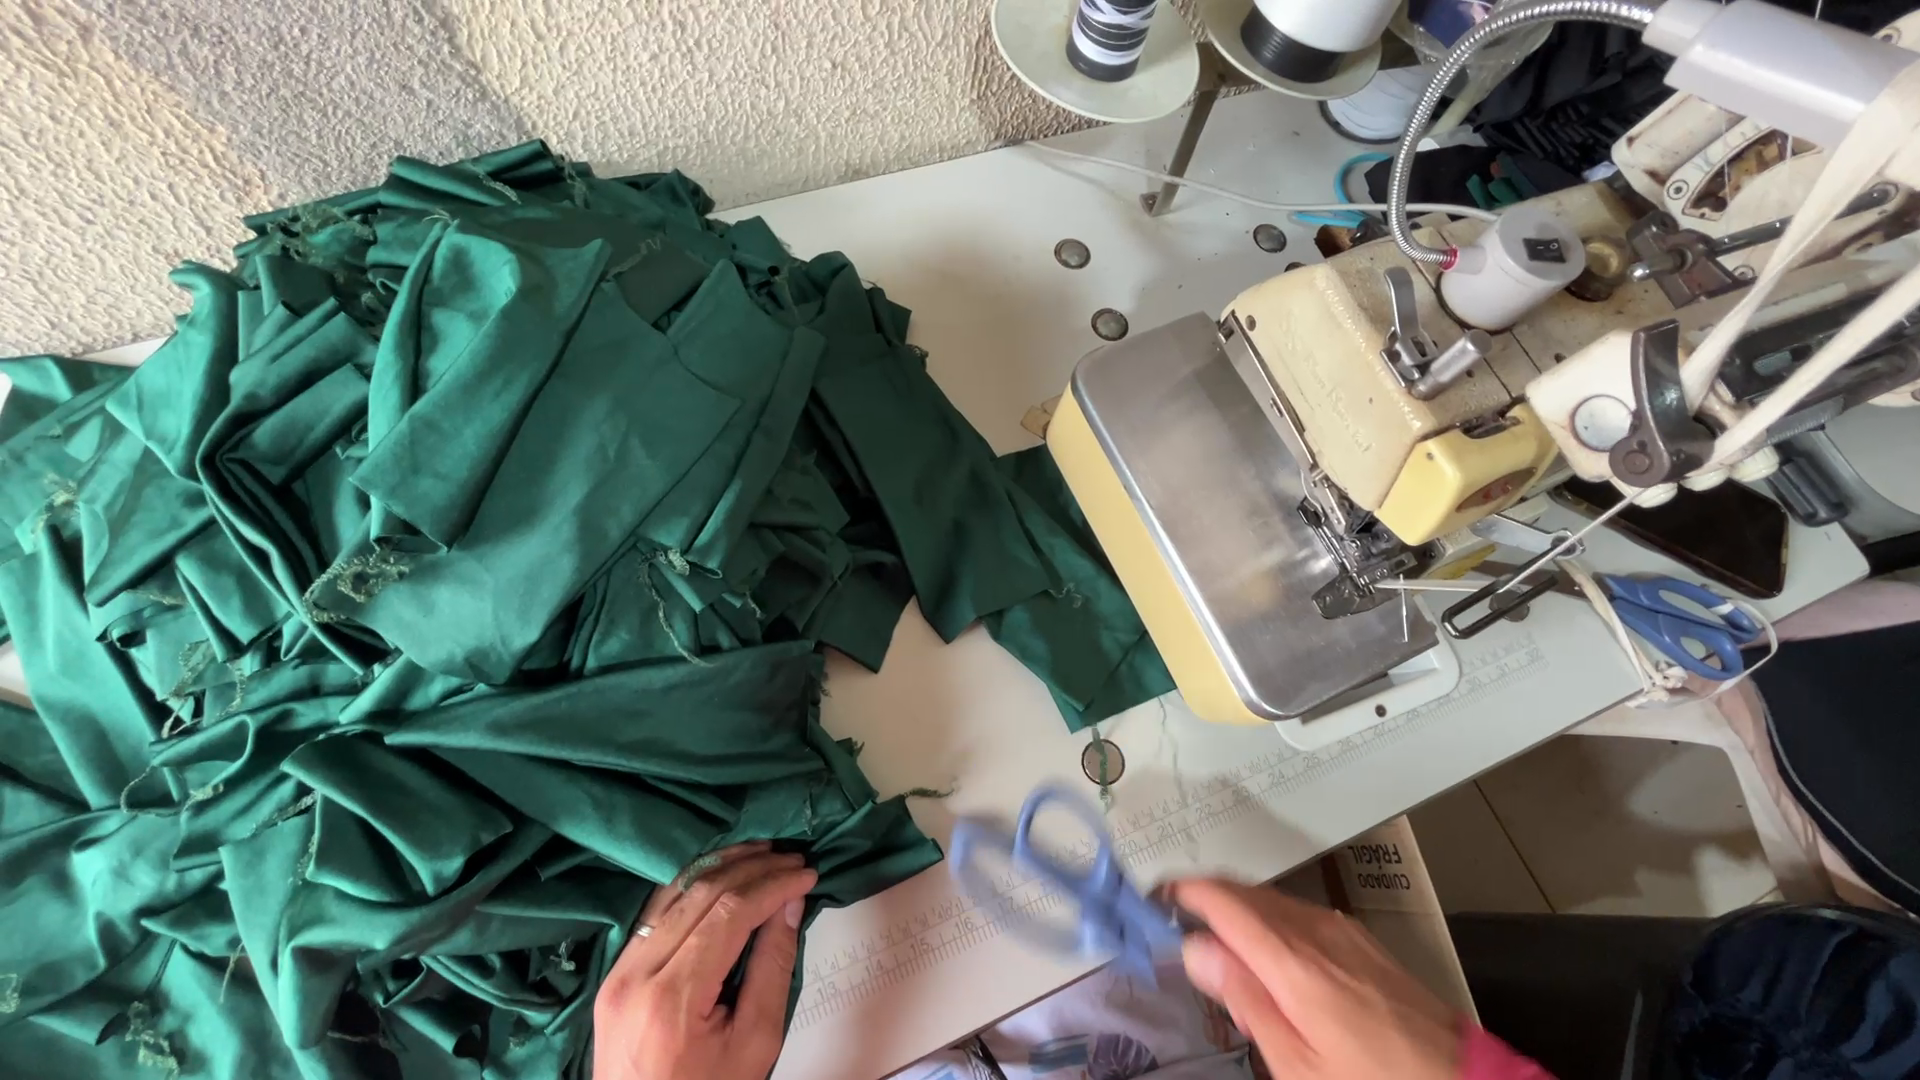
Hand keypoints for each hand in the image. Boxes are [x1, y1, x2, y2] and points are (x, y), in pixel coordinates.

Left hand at [594, 843, 817, 1079]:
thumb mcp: (756, 1041)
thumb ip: (773, 967)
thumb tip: (789, 903)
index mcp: (672, 997)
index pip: (730, 912)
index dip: (773, 884)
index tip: (807, 874)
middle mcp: (636, 974)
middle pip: (701, 892)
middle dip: (753, 867)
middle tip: (792, 857)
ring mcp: (617, 971)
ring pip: (675, 891)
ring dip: (723, 866)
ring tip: (764, 854)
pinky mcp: (613, 972)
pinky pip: (657, 910)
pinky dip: (694, 884)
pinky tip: (723, 874)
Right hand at [1171, 879, 1461, 1079]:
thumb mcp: (1297, 1066)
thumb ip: (1243, 998)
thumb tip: (1194, 945)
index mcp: (1290, 957)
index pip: (1222, 899)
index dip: (1183, 890)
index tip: (1155, 899)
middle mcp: (1312, 926)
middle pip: (1243, 891)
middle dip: (1206, 899)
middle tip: (1177, 924)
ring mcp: (1339, 927)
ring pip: (1270, 900)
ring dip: (1237, 909)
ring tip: (1218, 943)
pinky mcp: (1359, 938)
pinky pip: (1297, 912)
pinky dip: (1267, 920)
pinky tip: (1268, 953)